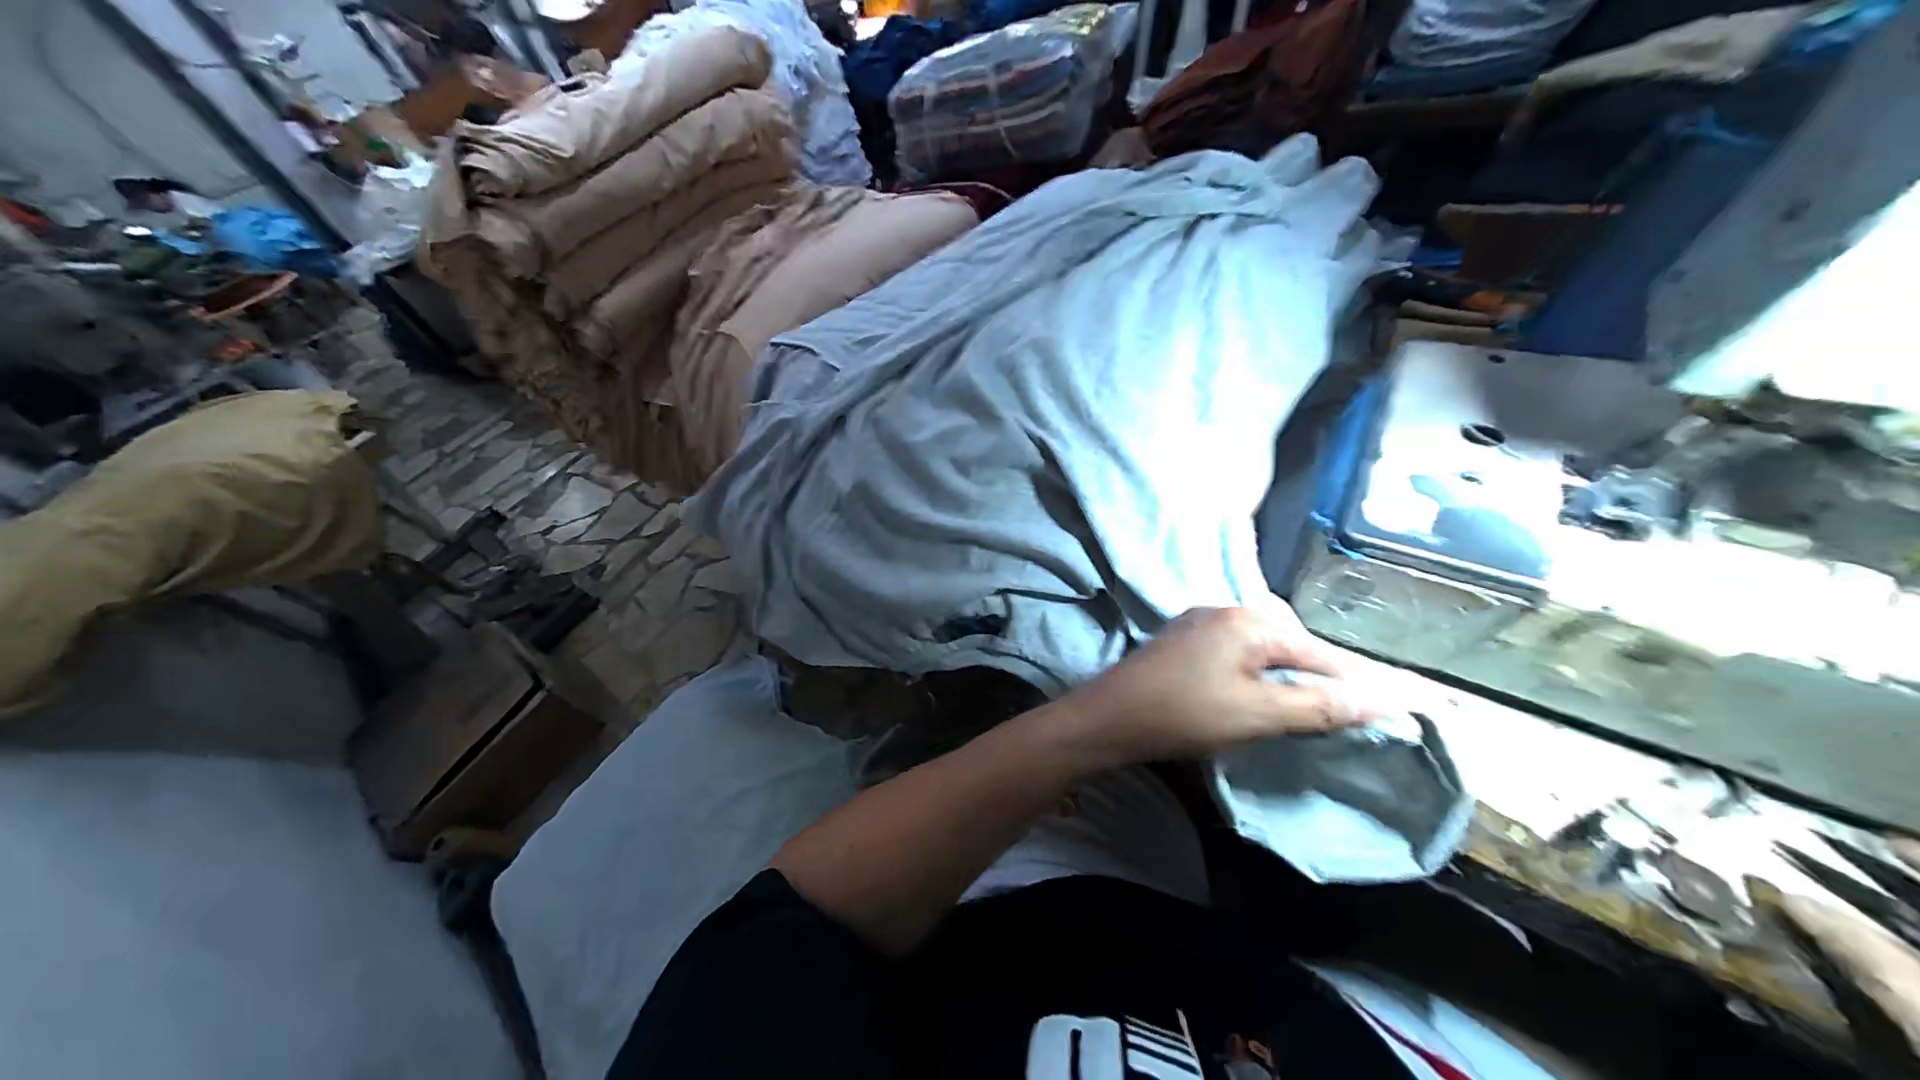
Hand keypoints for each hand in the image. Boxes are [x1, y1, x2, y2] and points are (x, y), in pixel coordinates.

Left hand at [1055, 606, 1389, 767]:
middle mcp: (1226, 609)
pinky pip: (1233, 649)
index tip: (1377, 712)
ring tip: (1305, 706)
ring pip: (1260, 645)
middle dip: (1317, 675)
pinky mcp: (1180, 639)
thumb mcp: (1257, 714)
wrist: (1109, 716)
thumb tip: (1379, 701)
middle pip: (1289, 642)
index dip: (1348, 684)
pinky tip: (1255, 691)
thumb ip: (1317, 706)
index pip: (1317, 652)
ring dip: (1284, 672)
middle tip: (1340, 712)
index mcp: (1250, 621)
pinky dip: (1253, 669)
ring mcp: (1198, 621)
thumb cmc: (1185, 714)